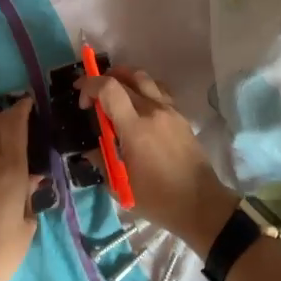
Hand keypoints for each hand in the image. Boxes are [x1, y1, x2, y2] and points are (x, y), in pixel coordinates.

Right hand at [78, 68, 235, 249]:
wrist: (200, 203)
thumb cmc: (158, 199)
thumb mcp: (121, 187)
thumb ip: (102, 162)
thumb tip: (90, 150)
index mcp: (135, 128)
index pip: (109, 89)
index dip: (90, 85)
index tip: (80, 96)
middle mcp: (152, 110)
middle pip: (124, 77)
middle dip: (103, 81)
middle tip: (92, 98)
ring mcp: (169, 109)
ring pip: (143, 77)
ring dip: (124, 78)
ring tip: (114, 92)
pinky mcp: (180, 114)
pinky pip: (158, 89)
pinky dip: (143, 87)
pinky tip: (138, 104)